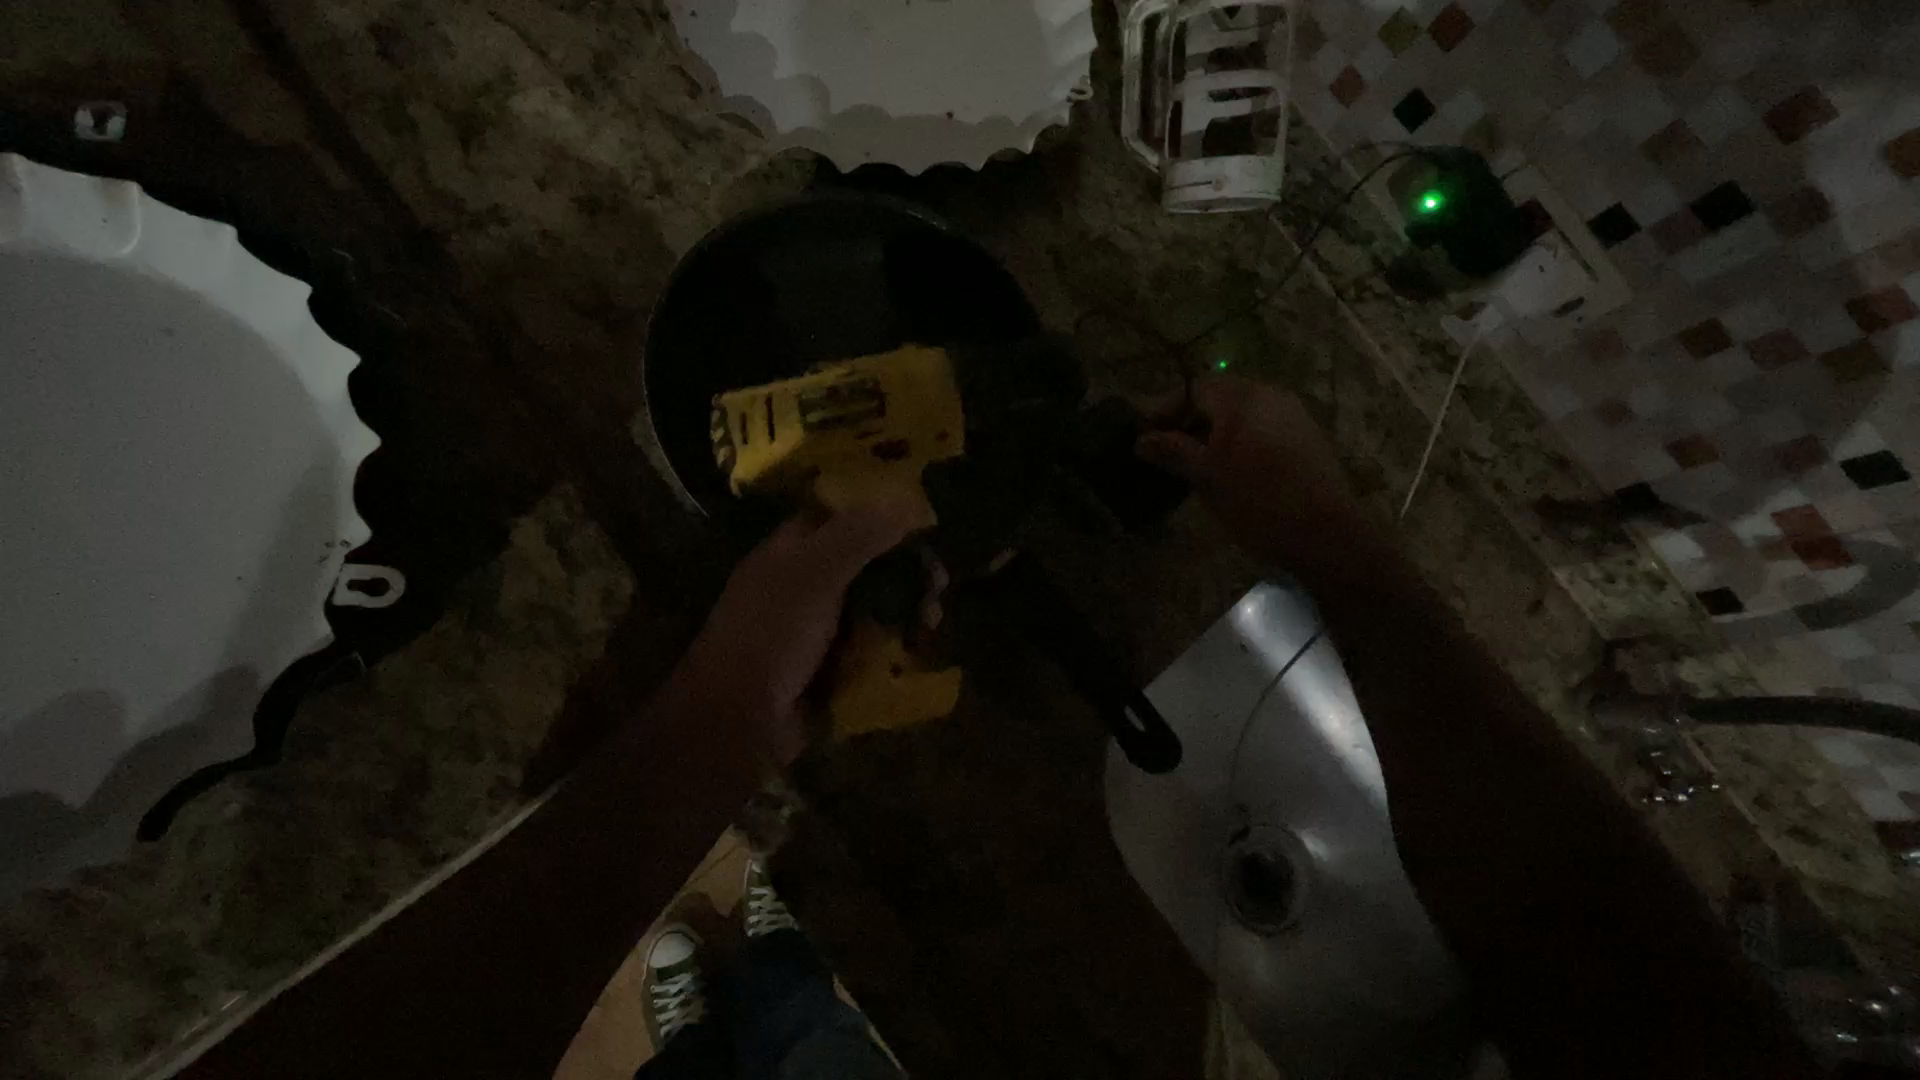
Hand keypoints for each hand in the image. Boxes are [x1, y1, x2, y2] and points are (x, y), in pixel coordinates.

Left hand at [668, 494, 930, 768]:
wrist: (739, 721)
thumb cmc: (772, 634)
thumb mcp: (815, 574)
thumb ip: (859, 535)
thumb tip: (907, 501)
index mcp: (789, 551)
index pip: (838, 517)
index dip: (878, 514)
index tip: (921, 523)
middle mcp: (803, 584)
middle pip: (865, 565)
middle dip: (904, 572)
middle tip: (938, 585)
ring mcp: (816, 628)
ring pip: (872, 607)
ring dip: (903, 612)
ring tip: (930, 623)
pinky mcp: (829, 667)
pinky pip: (869, 647)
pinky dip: (890, 647)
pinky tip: (913, 650)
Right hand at [1136, 376, 1370, 573]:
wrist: (1327, 535)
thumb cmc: (1258, 501)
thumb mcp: (1206, 477)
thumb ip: (1172, 451)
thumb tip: (1141, 440)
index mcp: (1244, 398)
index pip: (1194, 388)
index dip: (1166, 410)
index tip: (1149, 440)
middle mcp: (1271, 396)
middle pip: (1219, 398)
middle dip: (1191, 423)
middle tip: (1170, 455)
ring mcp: (1294, 417)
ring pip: (1242, 416)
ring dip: (1215, 435)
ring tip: (1199, 468)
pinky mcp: (1307, 440)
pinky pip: (1263, 430)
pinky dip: (1240, 445)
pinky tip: (1234, 475)